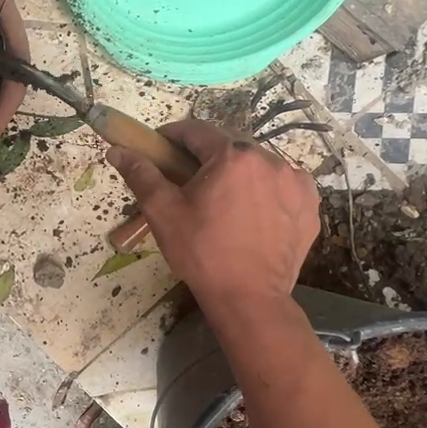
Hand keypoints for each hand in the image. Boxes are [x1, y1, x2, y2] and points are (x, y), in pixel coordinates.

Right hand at [106, 120, 319, 307]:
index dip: (173, 135)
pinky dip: (263, 189)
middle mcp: (270, 160)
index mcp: (232, 156)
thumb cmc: (200, 250)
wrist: (248, 296)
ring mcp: (295, 183)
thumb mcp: (162, 211)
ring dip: (237, 171)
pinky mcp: (309, 205)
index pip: (197, 130)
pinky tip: (250, 211)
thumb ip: (141, 174)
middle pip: (230, 145)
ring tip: (220, 198)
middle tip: (186, 178)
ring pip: (257, 164)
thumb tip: (117, 151)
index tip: (158, 147)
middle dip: (206, 155)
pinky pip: (281, 185)